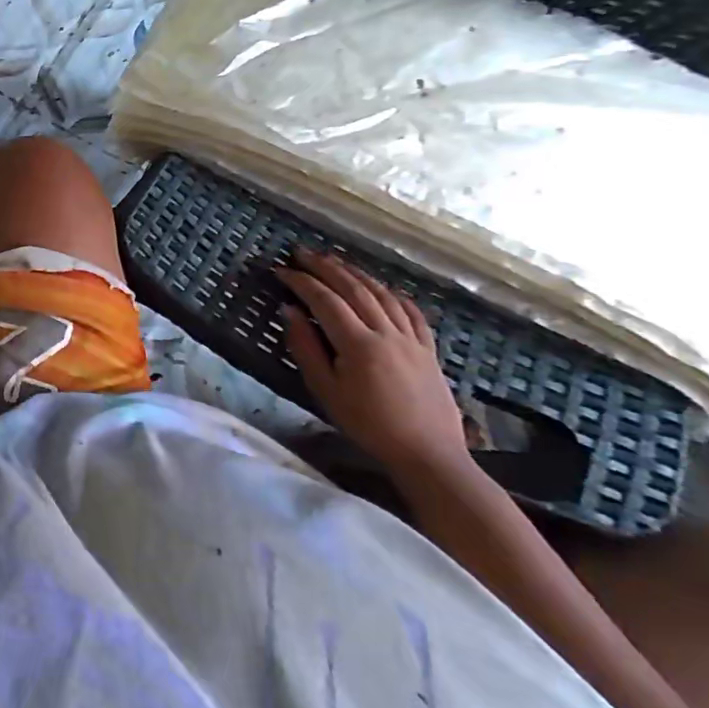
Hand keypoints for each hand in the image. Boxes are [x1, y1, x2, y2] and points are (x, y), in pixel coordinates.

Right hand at [277, 249, 467, 473]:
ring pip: (382, 293)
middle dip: (325, 267)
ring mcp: (411, 338)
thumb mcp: (326, 390)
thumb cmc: (367, 425)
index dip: (301, 282)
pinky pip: (411, 311)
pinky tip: (383, 288)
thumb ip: (306, 348)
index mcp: (358, 343)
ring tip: (335, 261)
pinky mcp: (428, 348)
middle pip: (354, 288)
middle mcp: (386, 331)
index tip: (280, 270)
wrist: (427, 454)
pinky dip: (393, 293)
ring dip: (356, 273)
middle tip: (302, 253)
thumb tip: (290, 311)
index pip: (324, 300)